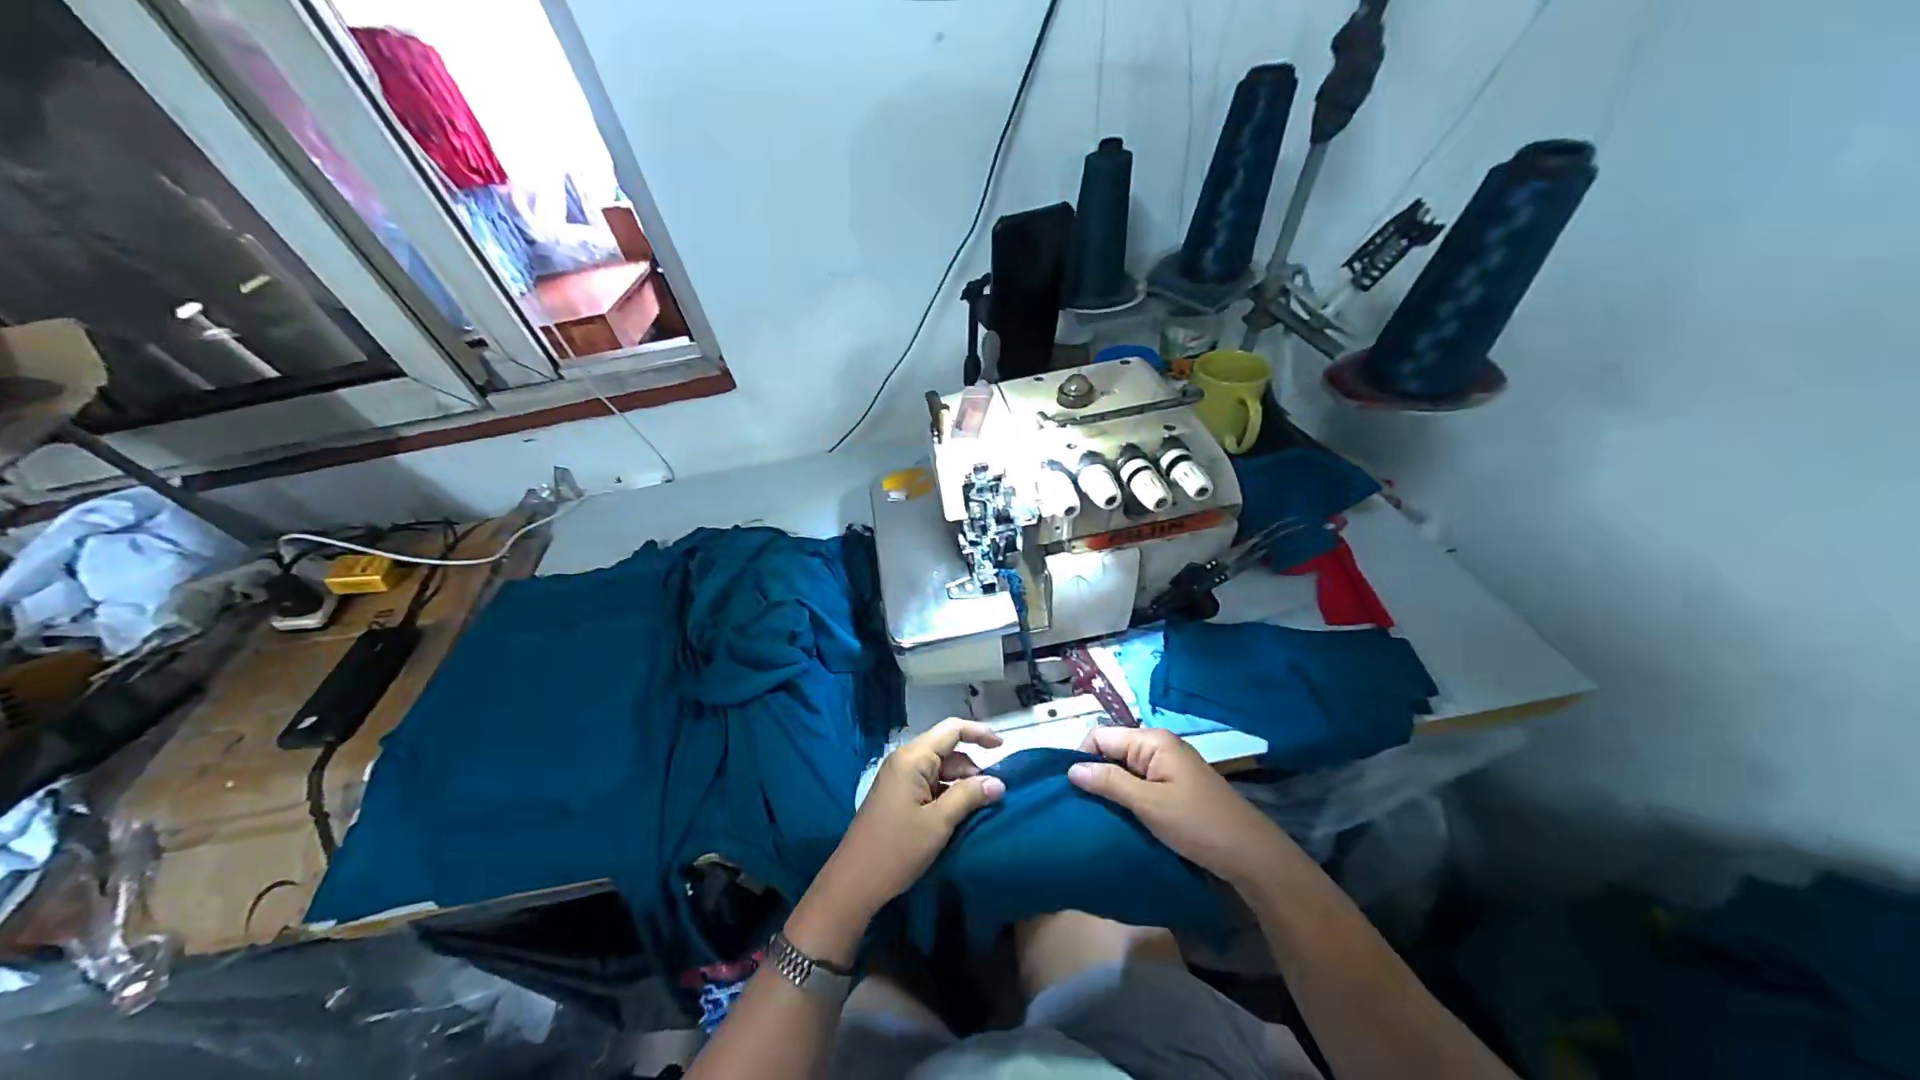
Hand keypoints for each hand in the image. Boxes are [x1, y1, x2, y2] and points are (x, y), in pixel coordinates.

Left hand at [813, 718, 1006, 920]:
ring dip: (961, 782)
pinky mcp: (897, 796)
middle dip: (972, 765)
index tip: (1003, 747)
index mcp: (912, 759)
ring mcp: (899, 779)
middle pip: (946, 749)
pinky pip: (929, 784)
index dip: (979, 733)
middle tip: (994, 791)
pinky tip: (961, 812)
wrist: (854, 882)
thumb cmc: (897, 849)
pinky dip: (948, 793)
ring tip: (981, 805)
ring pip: (939, 768)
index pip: (952, 730)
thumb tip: (998, 783)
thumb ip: (969, 796)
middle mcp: (904, 761)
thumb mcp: (939, 822)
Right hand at [1068, 727, 1297, 888]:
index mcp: (1153, 741)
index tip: (1070, 788)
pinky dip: (1126, 797)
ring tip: (1094, 813)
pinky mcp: (1173, 786)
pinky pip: (1138, 783)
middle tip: (1080, 805)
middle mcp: (1158, 746)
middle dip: (1094, 773)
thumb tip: (1070, 768)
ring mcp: (1168, 766)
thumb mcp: (1148, 804)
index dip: (1082, 757)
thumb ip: (1109, 782)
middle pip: (1111, 750)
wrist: (1250, 854)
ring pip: (1124, 769)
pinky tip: (1118, 816)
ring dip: (1110, 788)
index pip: (1101, 736)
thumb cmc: (1197, 824)